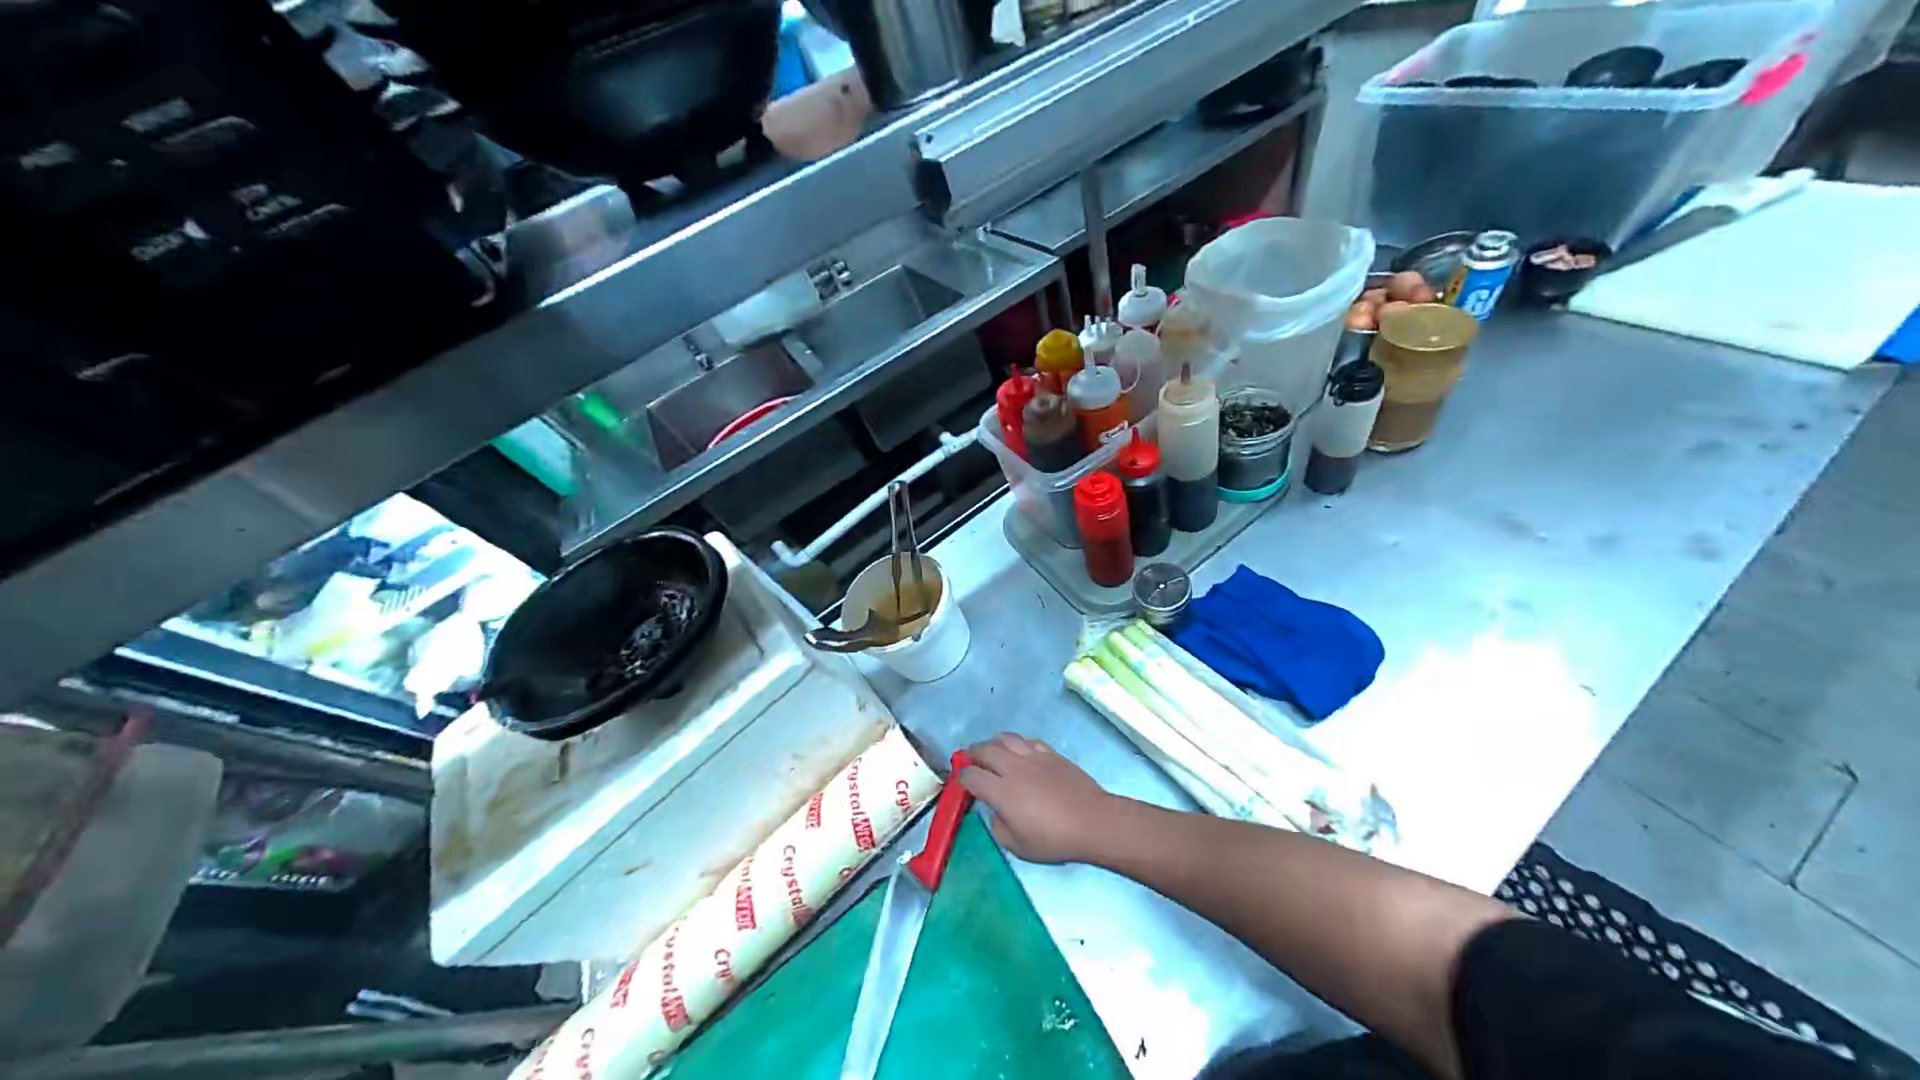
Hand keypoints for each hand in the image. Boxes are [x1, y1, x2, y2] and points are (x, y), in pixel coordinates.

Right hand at [958, 733, 1118, 864]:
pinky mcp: (1052, 754)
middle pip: (985, 750)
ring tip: (992, 750)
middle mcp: (1013, 768)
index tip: (963, 783)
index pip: (972, 776)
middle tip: (970, 759)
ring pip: (1007, 739)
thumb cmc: (1055, 839)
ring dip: (994, 743)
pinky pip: (1029, 741)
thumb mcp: (1019, 846)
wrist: (1092, 821)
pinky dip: (1019, 743)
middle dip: (973, 753)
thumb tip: (996, 813)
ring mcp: (1034, 757)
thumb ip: (999, 828)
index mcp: (1001, 792)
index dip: (962, 778)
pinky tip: (1020, 750)